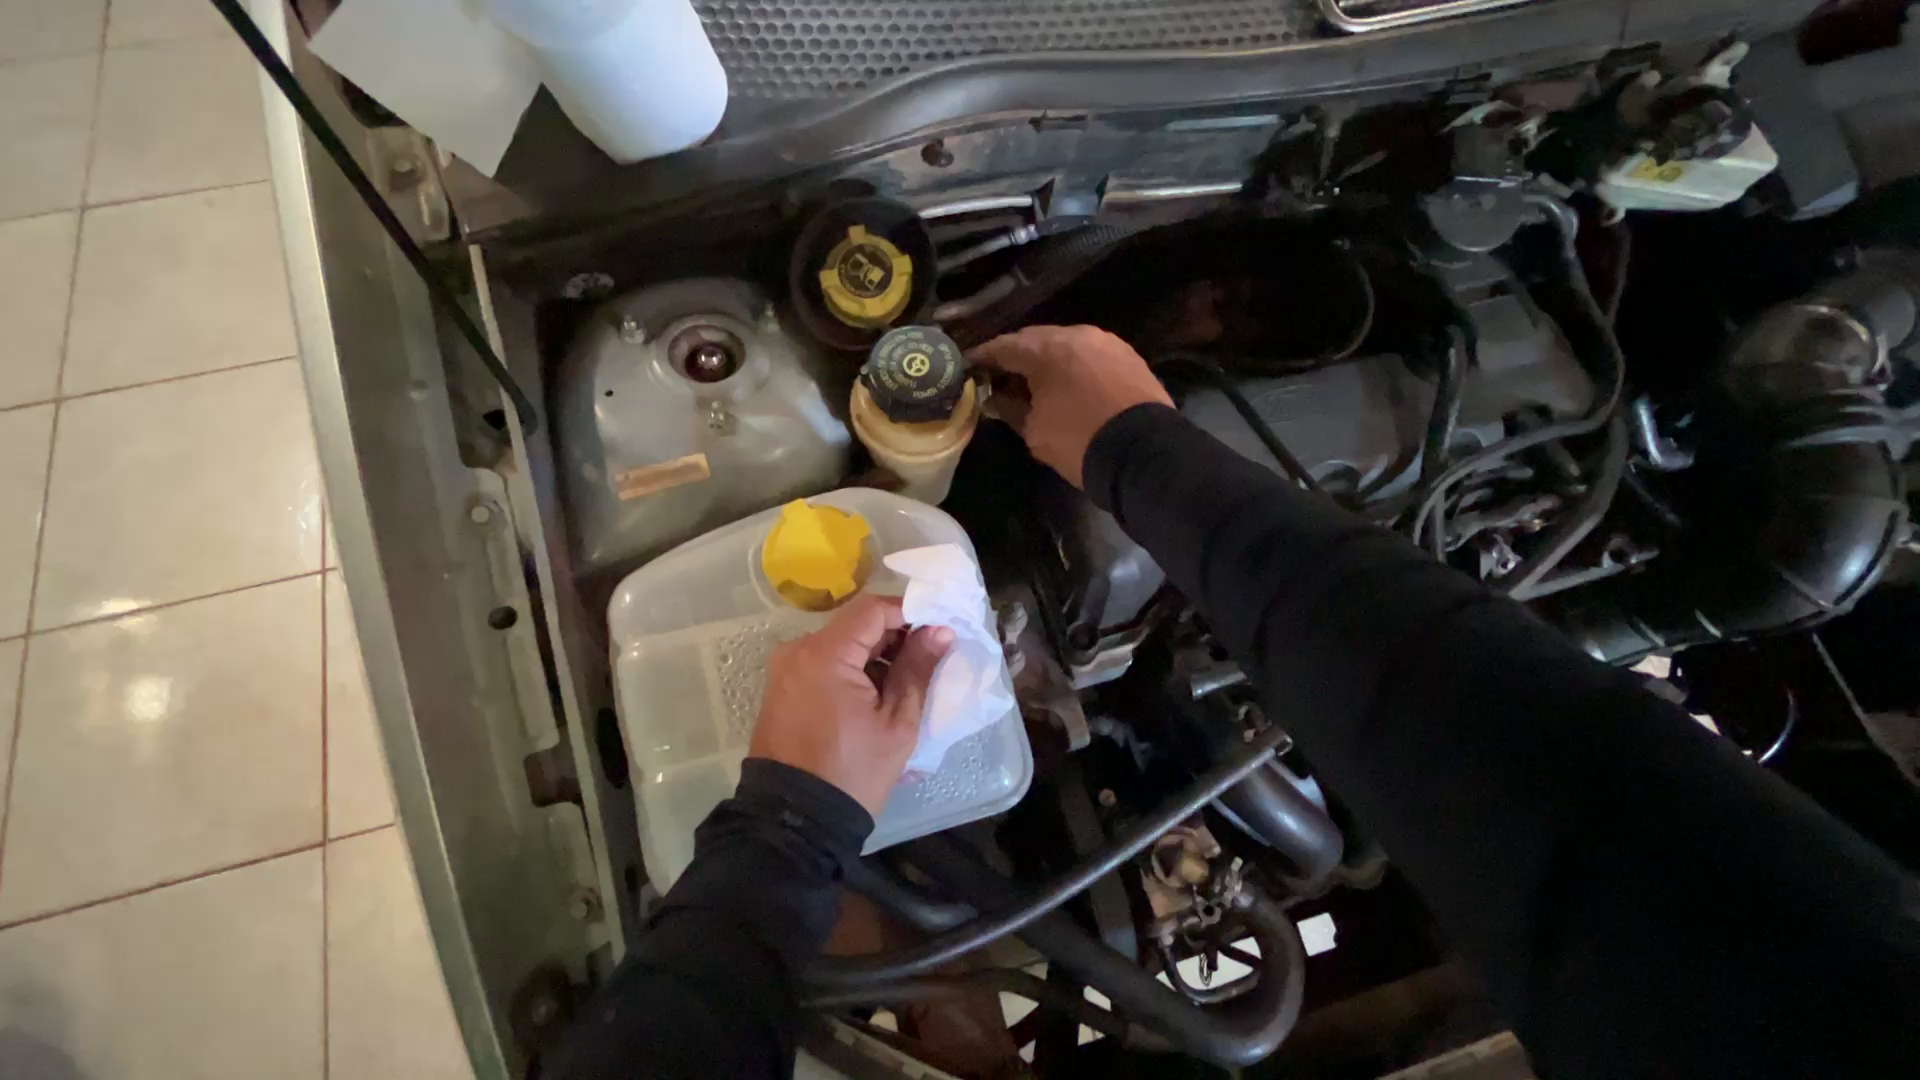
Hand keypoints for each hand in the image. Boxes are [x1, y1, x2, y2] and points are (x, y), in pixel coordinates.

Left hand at [749, 594, 954, 816]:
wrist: (796, 822)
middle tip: (928, 659)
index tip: (938, 630)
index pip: (873, 609)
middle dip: (894, 636)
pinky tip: (875, 695)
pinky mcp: (782, 688)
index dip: (909, 613)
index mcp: (824, 654)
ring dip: (874, 654)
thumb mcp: (897, 722)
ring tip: (905, 682)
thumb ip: (917, 669)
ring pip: (840, 643)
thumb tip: (941, 630)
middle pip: (855, 624)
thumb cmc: (853, 772)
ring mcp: (785, 669)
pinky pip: (823, 662)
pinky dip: (852, 669)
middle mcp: (798, 651)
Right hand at [969, 325, 1172, 487]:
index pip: (1003, 347)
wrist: (1143, 453)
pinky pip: (1089, 355)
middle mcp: (1076, 335)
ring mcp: (1106, 343)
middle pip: (1035, 340)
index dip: (983, 358)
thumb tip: (995, 399)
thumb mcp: (1035, 433)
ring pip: (1065, 345)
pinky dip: (1073, 366)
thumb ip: (1010, 410)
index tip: (969, 368)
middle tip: (999, 376)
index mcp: (1046, 350)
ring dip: (1046, 361)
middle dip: (1016, 357)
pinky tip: (1067, 385)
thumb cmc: (1079, 442)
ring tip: (1033, 382)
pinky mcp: (1128, 356)